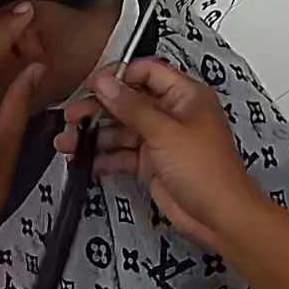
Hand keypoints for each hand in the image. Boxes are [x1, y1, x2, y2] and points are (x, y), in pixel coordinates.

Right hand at [61, 59, 263, 247]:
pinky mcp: (155, 165)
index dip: (117, 77)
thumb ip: (132, 107)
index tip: (90, 87)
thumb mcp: (165, 132)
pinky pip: (125, 155)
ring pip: (122, 130)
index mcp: (185, 96)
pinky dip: (107, 158)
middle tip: (72, 117)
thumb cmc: (207, 172)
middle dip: (99, 109)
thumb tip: (106, 83)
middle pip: (129, 102)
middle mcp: (173, 114)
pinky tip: (86, 162)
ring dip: (95, 136)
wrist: (220, 216)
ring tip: (68, 143)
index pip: (146, 72)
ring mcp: (163, 141)